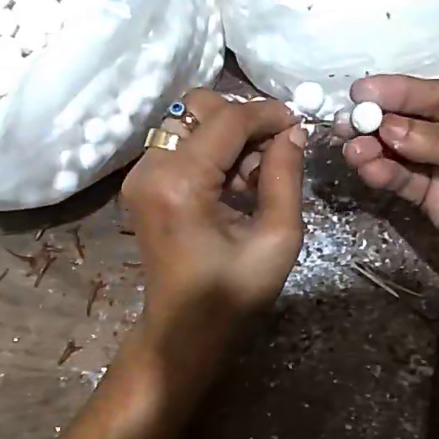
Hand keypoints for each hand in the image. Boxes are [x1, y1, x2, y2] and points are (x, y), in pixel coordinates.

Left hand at [121, 89, 305, 338]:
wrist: (184, 330)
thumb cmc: (233, 295)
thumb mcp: (277, 239)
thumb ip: (285, 177)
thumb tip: (293, 132)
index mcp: (180, 184)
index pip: (227, 120)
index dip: (268, 115)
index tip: (298, 126)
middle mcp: (150, 170)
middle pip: (197, 108)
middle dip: (242, 120)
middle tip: (272, 154)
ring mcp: (139, 176)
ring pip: (187, 123)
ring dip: (226, 136)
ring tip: (252, 177)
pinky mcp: (141, 185)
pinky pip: (178, 144)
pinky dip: (209, 151)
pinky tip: (230, 184)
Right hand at [340, 74, 438, 304]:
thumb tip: (390, 130)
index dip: (401, 91)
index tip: (363, 89)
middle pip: (414, 122)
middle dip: (379, 119)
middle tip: (345, 120)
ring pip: (402, 153)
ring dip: (375, 148)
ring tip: (351, 148)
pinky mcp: (436, 202)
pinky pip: (404, 183)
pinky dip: (384, 174)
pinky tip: (366, 168)